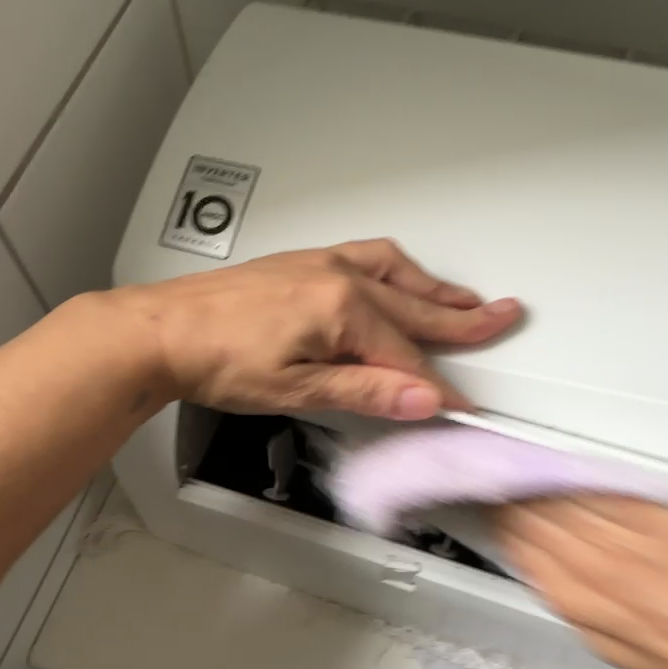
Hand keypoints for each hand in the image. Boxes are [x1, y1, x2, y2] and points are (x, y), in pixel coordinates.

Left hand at [110, 238, 522, 419]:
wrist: (163, 330)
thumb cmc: (216, 357)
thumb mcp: (296, 388)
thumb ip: (364, 391)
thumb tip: (420, 397)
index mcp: (342, 309)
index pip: (405, 360)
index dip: (435, 389)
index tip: (461, 408)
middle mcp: (339, 277)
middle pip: (414, 310)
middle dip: (463, 320)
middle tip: (504, 319)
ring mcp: (322, 266)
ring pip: (398, 277)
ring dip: (436, 291)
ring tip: (468, 300)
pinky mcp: (305, 265)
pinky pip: (369, 259)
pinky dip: (399, 272)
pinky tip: (401, 276)